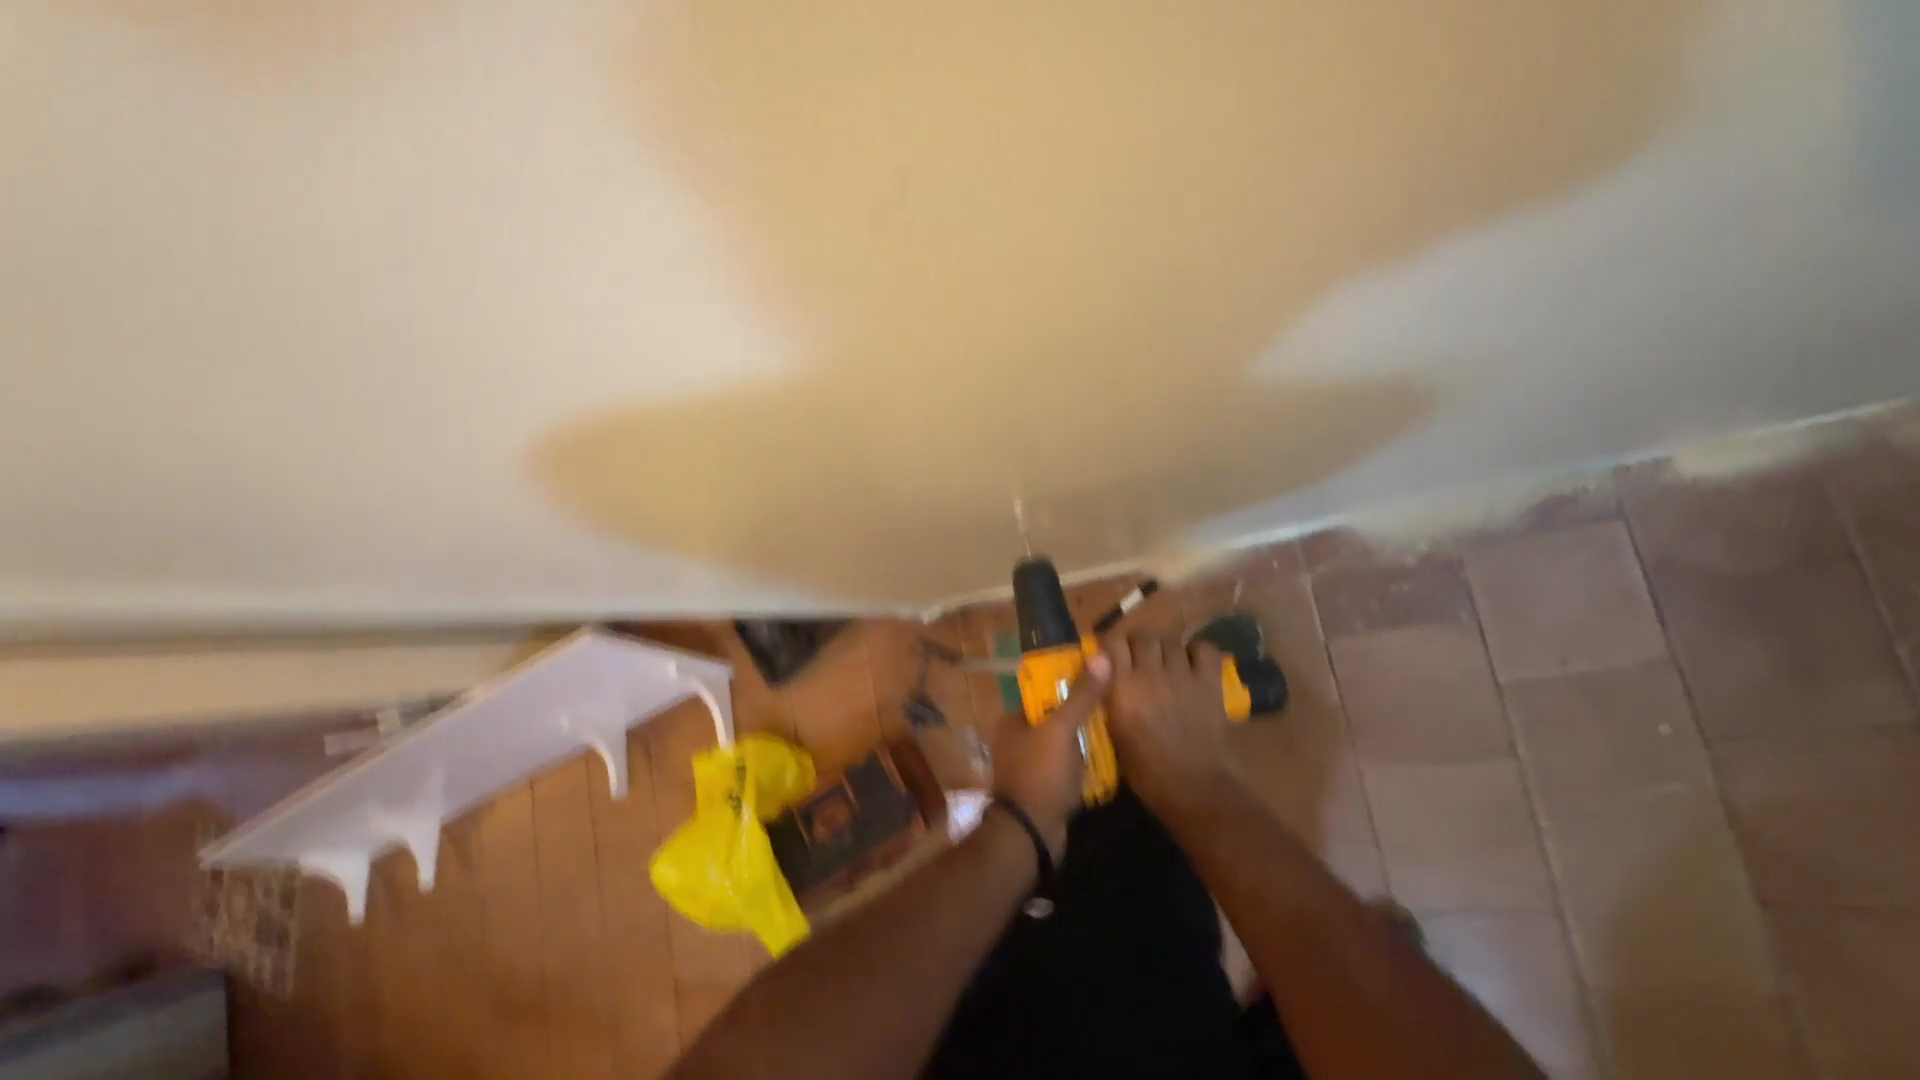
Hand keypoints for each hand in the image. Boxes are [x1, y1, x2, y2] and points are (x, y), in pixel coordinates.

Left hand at [987, 654, 1111, 857]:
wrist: (1030, 834)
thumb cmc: (1041, 774)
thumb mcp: (1062, 730)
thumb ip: (1081, 695)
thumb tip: (1101, 656)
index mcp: (1011, 721)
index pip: (1043, 694)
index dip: (1069, 688)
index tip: (1099, 685)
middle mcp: (1014, 741)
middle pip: (1053, 719)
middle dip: (1080, 718)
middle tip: (1111, 712)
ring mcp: (1026, 767)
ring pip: (1061, 745)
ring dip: (1083, 743)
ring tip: (1113, 735)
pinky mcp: (1040, 789)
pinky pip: (1064, 769)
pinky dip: (1080, 767)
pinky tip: (1103, 764)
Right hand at [1104, 631, 1235, 813]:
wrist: (1193, 788)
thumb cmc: (1147, 773)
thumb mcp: (1116, 737)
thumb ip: (1111, 703)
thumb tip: (1107, 683)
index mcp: (1122, 689)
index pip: (1113, 644)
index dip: (1112, 647)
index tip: (1111, 656)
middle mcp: (1150, 674)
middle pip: (1143, 637)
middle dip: (1139, 645)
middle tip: (1139, 660)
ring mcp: (1182, 676)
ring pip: (1171, 641)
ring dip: (1166, 649)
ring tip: (1166, 663)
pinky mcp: (1209, 683)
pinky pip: (1205, 650)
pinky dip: (1198, 652)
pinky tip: (1193, 665)